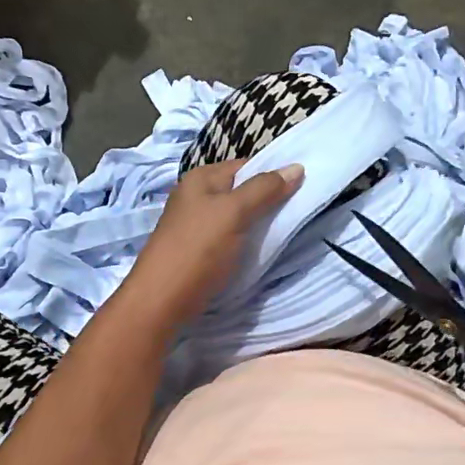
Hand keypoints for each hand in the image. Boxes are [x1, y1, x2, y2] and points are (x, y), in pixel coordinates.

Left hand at [115, 159, 302, 330]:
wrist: (162, 299)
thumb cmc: (198, 249)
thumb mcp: (234, 212)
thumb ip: (264, 189)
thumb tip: (297, 166)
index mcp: (200, 178)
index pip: (245, 165)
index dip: (272, 175)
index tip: (302, 189)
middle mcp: (194, 196)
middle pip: (240, 190)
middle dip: (266, 200)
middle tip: (297, 212)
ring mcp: (194, 224)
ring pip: (235, 216)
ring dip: (256, 223)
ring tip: (282, 231)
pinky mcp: (196, 249)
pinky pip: (227, 237)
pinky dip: (243, 241)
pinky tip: (257, 250)